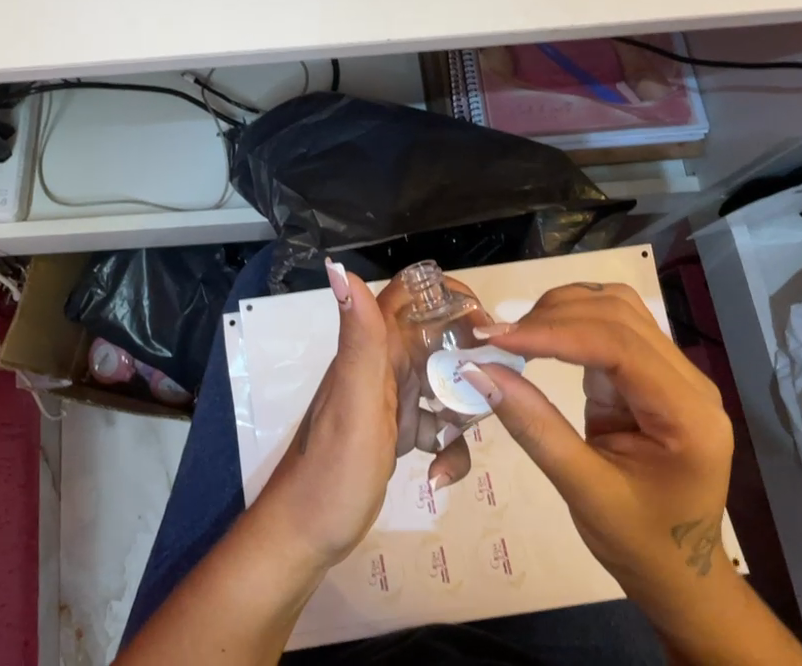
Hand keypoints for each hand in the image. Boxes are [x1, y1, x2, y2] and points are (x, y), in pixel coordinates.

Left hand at [254, 261, 480, 566]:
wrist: (305, 533)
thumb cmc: (332, 469)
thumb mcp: (354, 400)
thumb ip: (359, 337)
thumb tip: (340, 268)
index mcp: (373, 347)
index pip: (413, 295)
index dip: (452, 298)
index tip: (488, 331)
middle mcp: (382, 363)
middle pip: (440, 338)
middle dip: (472, 361)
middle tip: (496, 392)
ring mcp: (391, 398)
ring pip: (445, 382)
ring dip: (465, 409)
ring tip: (460, 439)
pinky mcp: (399, 432)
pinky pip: (438, 425)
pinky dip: (450, 448)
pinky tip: (440, 475)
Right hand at [460, 282, 733, 608]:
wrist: (678, 571)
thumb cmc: (638, 541)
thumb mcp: (582, 490)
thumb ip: (535, 427)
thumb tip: (479, 371)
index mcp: (687, 416)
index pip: (619, 345)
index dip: (553, 333)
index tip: (496, 339)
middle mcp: (689, 383)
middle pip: (619, 315)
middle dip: (552, 316)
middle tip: (495, 338)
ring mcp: (673, 374)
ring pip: (616, 309)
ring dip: (561, 310)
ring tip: (514, 334)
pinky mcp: (650, 374)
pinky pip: (611, 328)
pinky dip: (570, 322)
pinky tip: (538, 338)